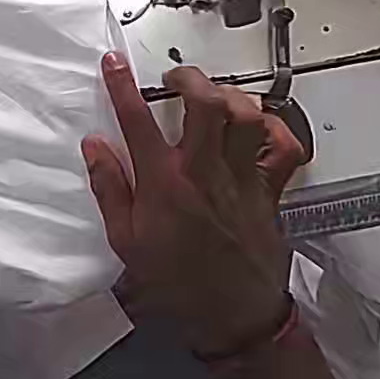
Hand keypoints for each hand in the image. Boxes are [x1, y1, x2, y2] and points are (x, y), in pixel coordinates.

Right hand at [81, 52, 308, 357]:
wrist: (232, 315)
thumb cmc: (174, 281)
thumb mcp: (125, 240)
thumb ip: (109, 188)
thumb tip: (95, 145)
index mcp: (164, 184)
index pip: (138, 122)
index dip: (122, 86)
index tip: (114, 63)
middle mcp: (205, 173)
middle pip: (205, 104)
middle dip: (188, 78)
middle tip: (174, 80)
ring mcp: (242, 179)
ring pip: (246, 116)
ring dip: (227, 96)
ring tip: (212, 97)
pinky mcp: (270, 190)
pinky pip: (284, 147)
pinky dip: (273, 126)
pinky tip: (255, 125)